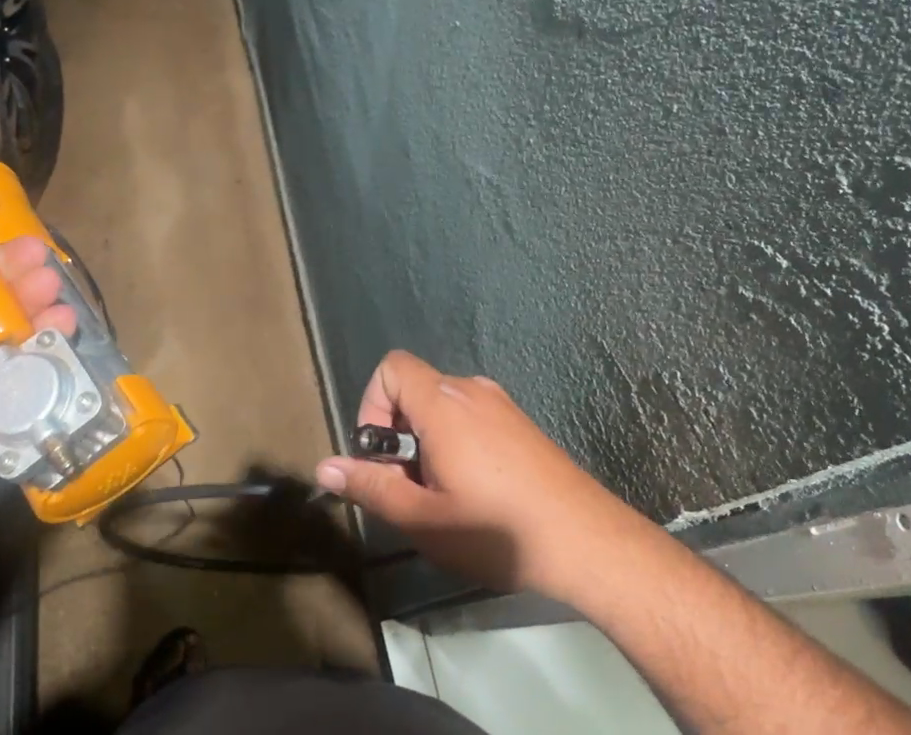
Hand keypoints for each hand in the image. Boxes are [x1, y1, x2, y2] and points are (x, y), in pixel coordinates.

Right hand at [315, 351, 641, 601]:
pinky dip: (456, 444)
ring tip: (442, 497)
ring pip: (443, 407)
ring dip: (427, 443)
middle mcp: (472, 390)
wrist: (586, 541)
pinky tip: (475, 495)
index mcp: (444, 403)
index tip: (380, 455)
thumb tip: (324, 466)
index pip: (392, 368)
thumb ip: (371, 486)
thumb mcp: (422, 518)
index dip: (371, 404)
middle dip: (398, 433)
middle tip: (410, 488)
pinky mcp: (521, 425)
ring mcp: (502, 405)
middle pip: (415, 389)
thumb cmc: (495, 530)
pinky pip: (471, 419)